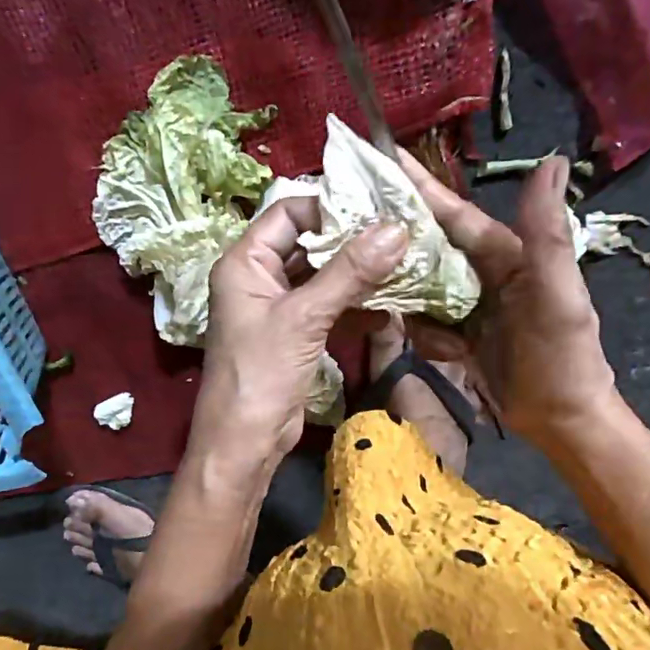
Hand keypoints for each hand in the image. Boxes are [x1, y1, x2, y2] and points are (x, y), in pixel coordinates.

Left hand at [193, 197, 407, 464]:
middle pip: (310, 243)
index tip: (377, 208)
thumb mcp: (305, 316)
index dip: (330, 207)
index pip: (289, 213)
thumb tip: (396, 229)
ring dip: (360, 273)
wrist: (246, 442)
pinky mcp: (298, 333)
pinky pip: (331, 306)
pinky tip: (390, 304)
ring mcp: (280, 307)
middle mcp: (261, 277)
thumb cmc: (262, 373)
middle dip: (353, 240)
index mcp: (246, 261)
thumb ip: (351, 272)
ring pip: (325, 276)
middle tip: (400, 233)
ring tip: (403, 262)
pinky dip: (357, 304)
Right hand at [403, 153, 619, 450]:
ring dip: (415, 302)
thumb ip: (548, 232)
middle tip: (358, 237)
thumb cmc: (565, 357)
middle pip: (431, 247)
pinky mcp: (462, 337)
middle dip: (400, 242)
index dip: (421, 188)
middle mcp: (486, 274)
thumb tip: (554, 160)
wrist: (563, 420)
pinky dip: (430, 337)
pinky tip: (451, 354)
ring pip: (422, 288)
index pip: (457, 215)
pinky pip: (427, 324)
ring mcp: (471, 307)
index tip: (380, 157)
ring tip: (416, 314)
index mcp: (509, 255)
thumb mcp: (559, 294)